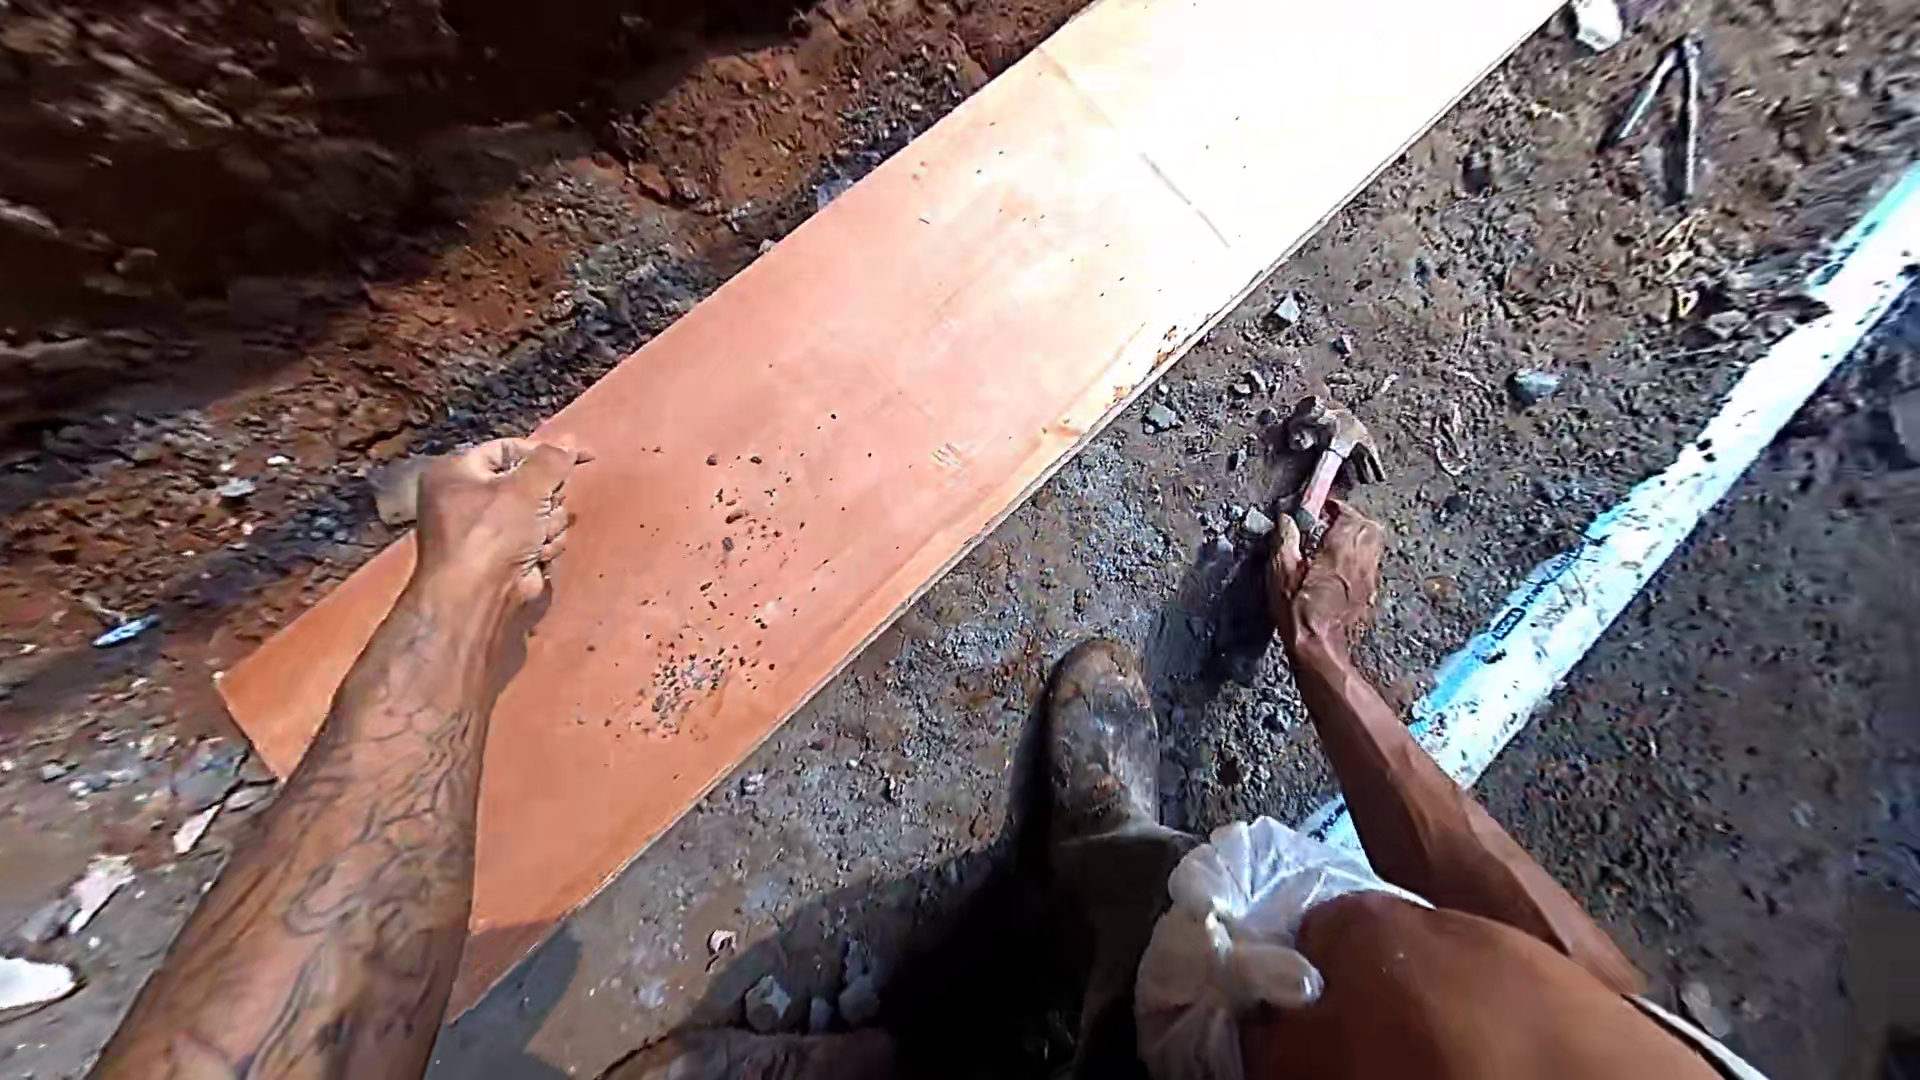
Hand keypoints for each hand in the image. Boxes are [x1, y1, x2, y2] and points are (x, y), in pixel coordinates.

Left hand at [413, 438, 590, 606]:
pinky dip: (545, 544)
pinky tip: (537, 553)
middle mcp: (470, 497)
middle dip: (549, 498)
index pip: (510, 449)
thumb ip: (551, 461)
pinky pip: (542, 536)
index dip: (546, 451)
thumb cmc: (492, 532)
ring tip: (538, 537)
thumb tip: (569, 441)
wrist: (478, 592)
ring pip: (544, 511)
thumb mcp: (525, 487)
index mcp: (458, 472)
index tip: (582, 456)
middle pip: (533, 482)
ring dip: (550, 524)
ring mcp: (490, 527)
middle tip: (545, 507)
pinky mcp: (509, 551)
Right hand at [1268, 499, 1384, 649]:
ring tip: (1333, 541)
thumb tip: (1286, 520)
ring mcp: (1370, 578)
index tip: (1322, 507)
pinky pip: (1370, 563)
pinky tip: (1338, 566)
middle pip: (1370, 527)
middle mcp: (1361, 561)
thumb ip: (1285, 541)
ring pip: (1374, 544)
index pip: (1349, 515)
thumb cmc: (1298, 611)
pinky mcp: (1370, 592)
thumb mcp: (1280, 573)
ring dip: (1357, 536)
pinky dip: (1358, 555)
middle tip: (1330, 521)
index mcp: (1339, 551)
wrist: (1321, 647)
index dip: (1336, 506)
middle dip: (1352, 518)